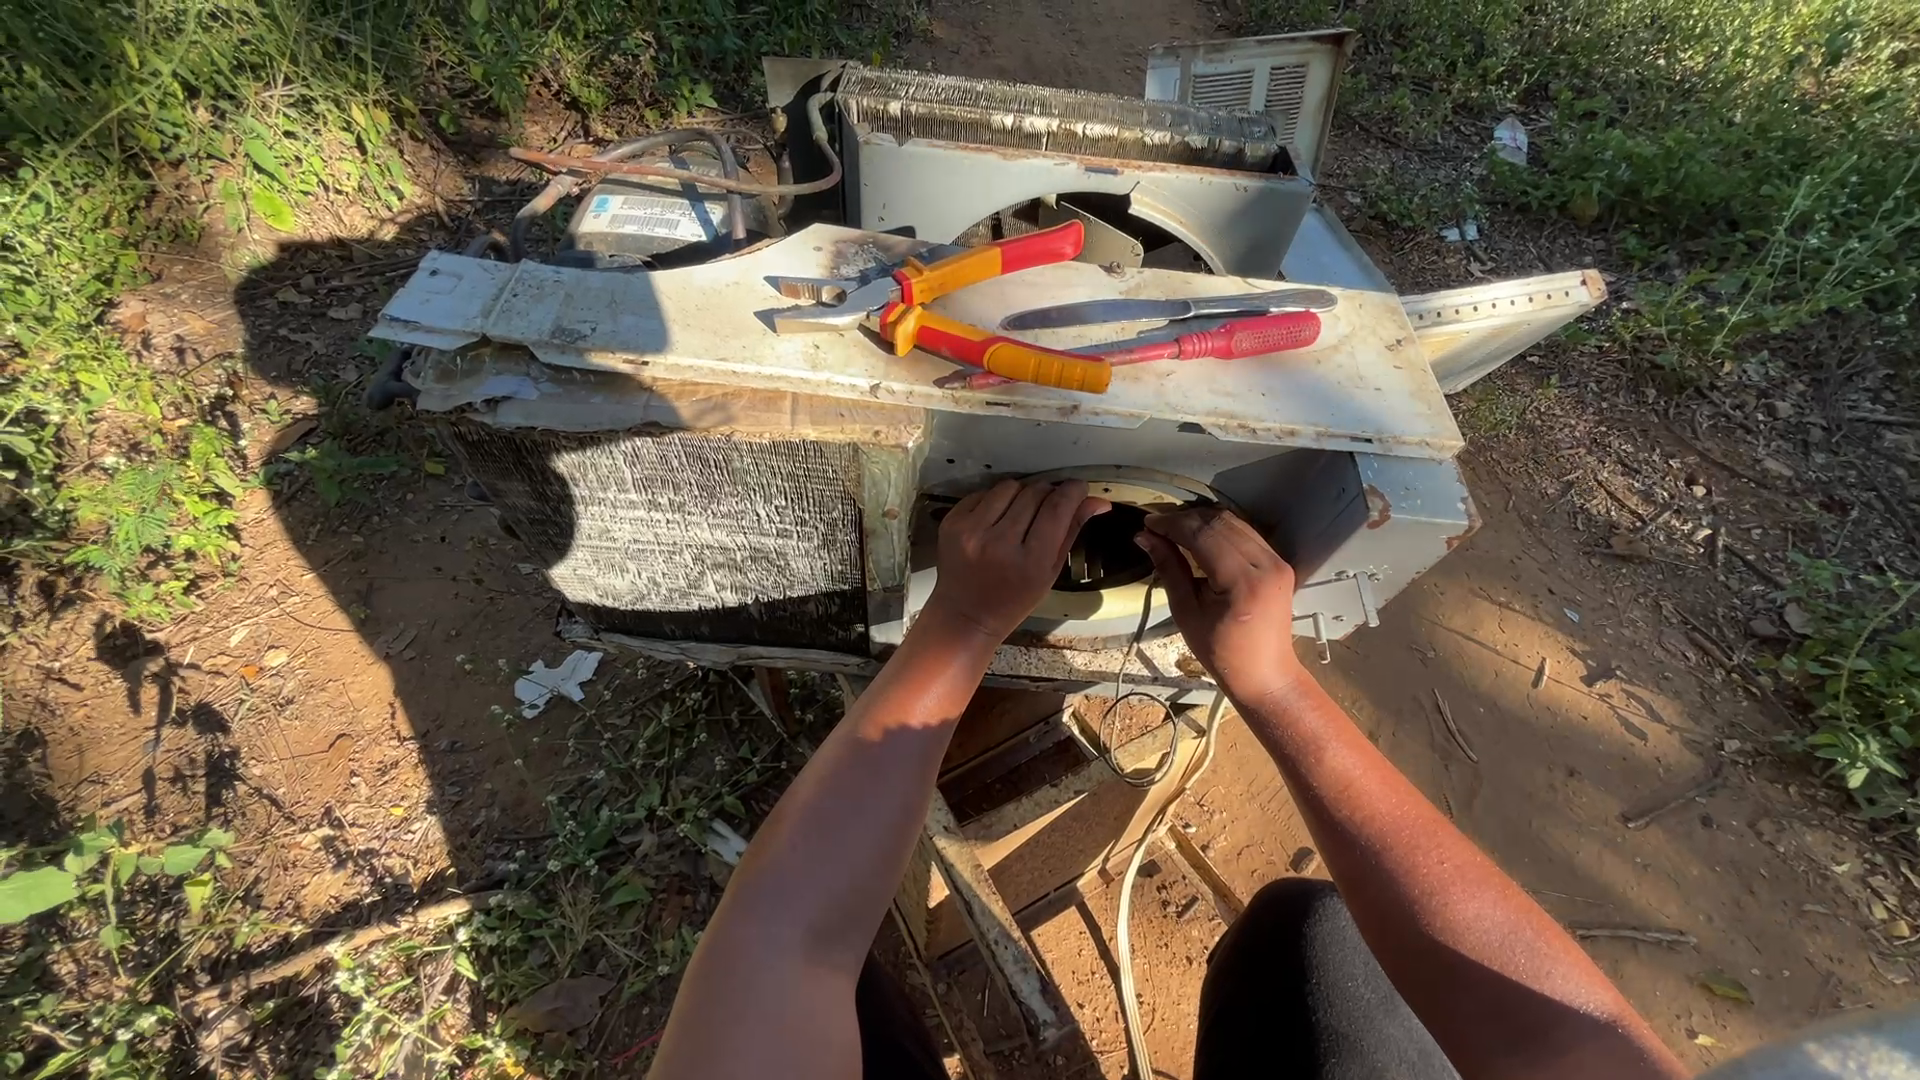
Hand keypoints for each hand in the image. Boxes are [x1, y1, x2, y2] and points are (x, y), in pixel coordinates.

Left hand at [923, 479, 1109, 643]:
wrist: (964, 615)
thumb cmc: (1013, 600)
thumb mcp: (1049, 572)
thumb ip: (1072, 531)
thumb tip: (1098, 501)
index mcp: (1030, 561)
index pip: (1057, 508)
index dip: (1073, 491)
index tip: (1078, 488)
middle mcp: (999, 542)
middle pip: (1034, 493)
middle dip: (1048, 492)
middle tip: (1050, 504)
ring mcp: (971, 531)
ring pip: (1009, 487)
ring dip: (1022, 493)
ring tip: (1022, 512)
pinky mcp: (952, 522)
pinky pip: (983, 493)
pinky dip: (996, 500)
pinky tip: (998, 518)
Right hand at [1135, 507, 1309, 706]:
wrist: (1264, 673)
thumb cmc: (1220, 651)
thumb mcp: (1186, 612)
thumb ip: (1169, 568)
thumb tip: (1145, 538)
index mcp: (1242, 581)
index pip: (1203, 534)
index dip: (1172, 524)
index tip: (1148, 523)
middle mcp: (1266, 564)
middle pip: (1219, 522)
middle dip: (1184, 518)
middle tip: (1157, 526)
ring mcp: (1277, 561)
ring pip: (1234, 522)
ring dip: (1201, 520)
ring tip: (1174, 530)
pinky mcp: (1279, 562)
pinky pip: (1245, 533)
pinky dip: (1219, 529)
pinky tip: (1198, 537)